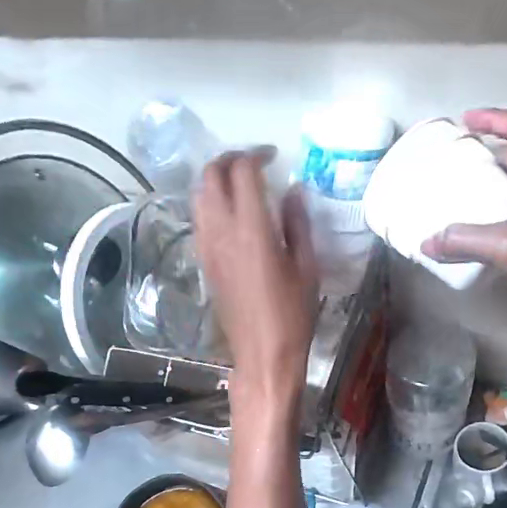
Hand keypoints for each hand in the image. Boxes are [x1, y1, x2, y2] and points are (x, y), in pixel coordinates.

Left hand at [193, 149, 317, 408]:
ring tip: (239, 182)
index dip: (256, 154)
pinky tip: (230, 211)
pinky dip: (210, 202)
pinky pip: (199, 218)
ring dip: (216, 178)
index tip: (274, 156)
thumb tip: (292, 192)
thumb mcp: (307, 268)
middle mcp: (222, 231)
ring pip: (199, 194)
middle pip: (212, 174)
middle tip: (254, 162)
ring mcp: (208, 246)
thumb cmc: (293, 314)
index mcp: (252, 229)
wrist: (263, 353)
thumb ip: (298, 224)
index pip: (243, 172)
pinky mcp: (204, 261)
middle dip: (230, 159)